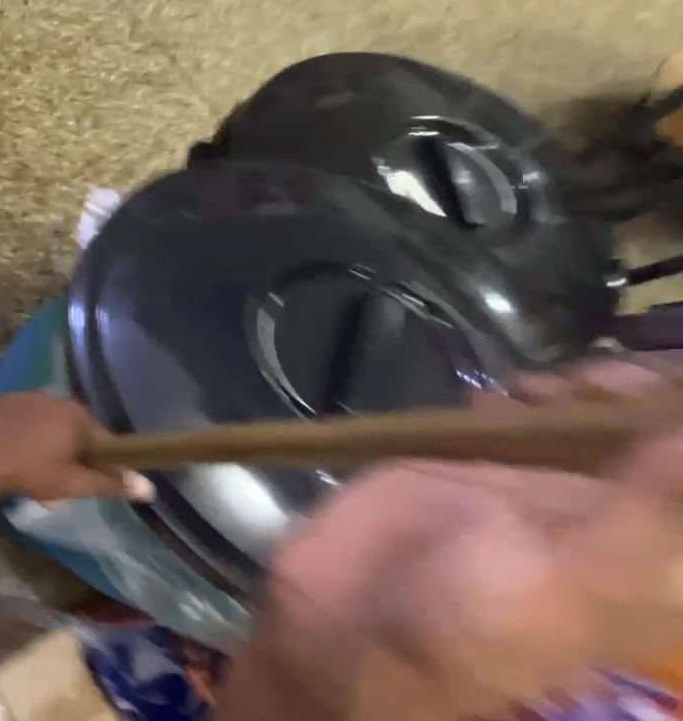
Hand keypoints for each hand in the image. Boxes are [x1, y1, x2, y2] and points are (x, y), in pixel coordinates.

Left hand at [0, 391, 155, 506]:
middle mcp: (54, 398)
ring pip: (49, 424)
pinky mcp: (2, 401)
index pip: (104, 440)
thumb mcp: (76, 484)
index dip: (104, 462)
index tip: (97, 480)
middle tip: (64, 481)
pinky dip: (26, 434)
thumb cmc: (32, 471)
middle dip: (73, 454)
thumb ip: (112, 484)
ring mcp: (26, 396)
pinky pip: (24, 419)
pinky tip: (17, 453)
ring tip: (39, 472)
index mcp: (77, 415)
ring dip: (49, 444)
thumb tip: (150, 488)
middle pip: (75, 430)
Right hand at [218, 359, 682, 720]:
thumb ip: (642, 509)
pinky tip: (485, 396)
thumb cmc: (478, 618)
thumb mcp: (576, 574)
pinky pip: (502, 422)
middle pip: (644, 441)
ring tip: (537, 386)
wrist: (350, 619)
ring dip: (575, 394)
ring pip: (581, 424)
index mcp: (657, 554)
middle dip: (633, 399)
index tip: (662, 381)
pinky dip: (504, 399)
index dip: (680, 423)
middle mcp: (605, 517)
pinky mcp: (461, 469)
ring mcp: (529, 490)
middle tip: (594, 379)